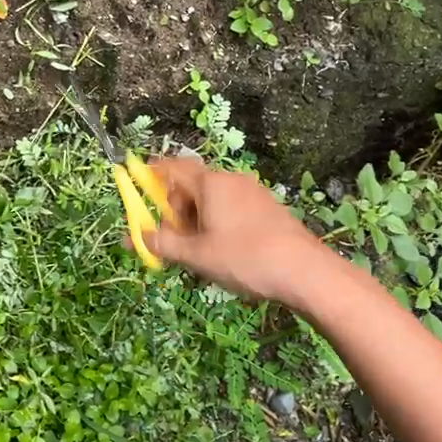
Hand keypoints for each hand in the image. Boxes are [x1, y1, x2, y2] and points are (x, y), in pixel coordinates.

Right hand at [144, 154, 324, 302]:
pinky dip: (219, 222)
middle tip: (173, 239)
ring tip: (200, 251)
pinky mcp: (268, 208)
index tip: (139, 185)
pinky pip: (233, 207)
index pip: (173, 168)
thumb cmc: (245, 258)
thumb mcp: (197, 255)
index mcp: (211, 183)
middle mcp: (231, 180)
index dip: (153, 175)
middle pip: (193, 186)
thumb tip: (134, 237)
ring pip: (213, 199)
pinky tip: (226, 252)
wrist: (306, 272)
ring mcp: (253, 192)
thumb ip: (163, 243)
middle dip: (177, 209)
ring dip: (198, 219)